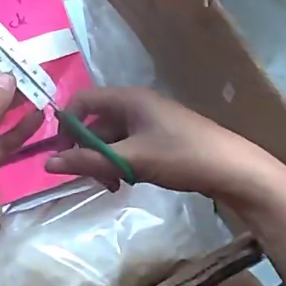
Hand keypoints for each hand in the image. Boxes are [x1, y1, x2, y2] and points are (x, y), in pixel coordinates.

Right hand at [44, 87, 285, 205]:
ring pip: (110, 138)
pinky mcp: (161, 137)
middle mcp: (136, 104)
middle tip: (89, 177)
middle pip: (94, 122)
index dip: (66, 125)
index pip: (81, 101)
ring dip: (103, 160)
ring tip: (112, 185)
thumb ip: (87, 162)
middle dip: (86, 150)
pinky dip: (120, 162)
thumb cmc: (182, 157)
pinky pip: (127, 145)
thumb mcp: (130, 161)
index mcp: (128, 99)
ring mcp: (150, 121)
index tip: (64, 154)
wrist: (237, 171)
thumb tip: (48, 164)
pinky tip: (128, 182)